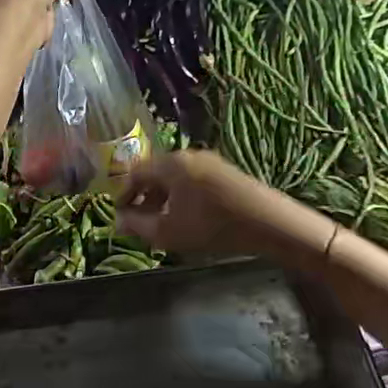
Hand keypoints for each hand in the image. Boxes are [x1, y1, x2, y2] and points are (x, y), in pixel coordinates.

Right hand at [115, 150, 306, 256]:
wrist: (268, 222)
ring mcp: (210, 162)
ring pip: (176, 179)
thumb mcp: (167, 231)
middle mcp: (188, 155)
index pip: (135, 172)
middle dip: (144, 199)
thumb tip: (119, 221)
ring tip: (163, 225)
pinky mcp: (226, 173)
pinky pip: (193, 182)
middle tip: (139, 224)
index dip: (123, 195)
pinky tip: (188, 220)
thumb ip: (138, 225)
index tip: (119, 216)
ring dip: (163, 200)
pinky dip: (182, 198)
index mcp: (170, 163)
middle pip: (156, 174)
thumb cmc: (211, 226)